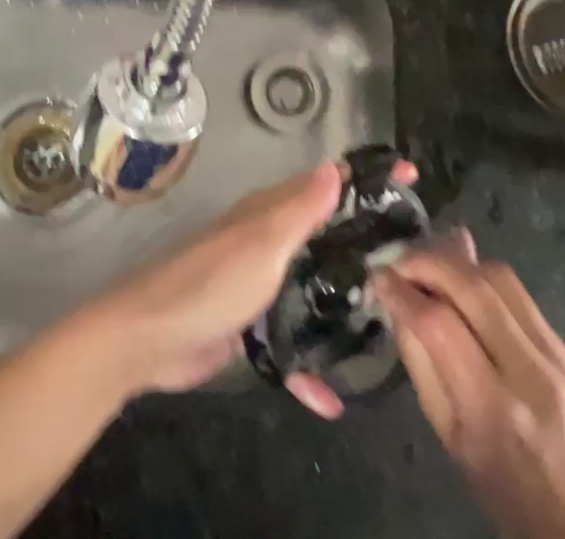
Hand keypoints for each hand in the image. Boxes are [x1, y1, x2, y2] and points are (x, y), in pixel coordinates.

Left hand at [82, 157, 414, 404]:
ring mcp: (258, 286)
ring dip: (344, 305)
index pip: (325, 184)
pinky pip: (290, 342)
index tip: (413, 179)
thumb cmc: (208, 285)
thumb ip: (298, 210)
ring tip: (392, 325)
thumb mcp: (261, 243)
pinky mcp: (249, 327)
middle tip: (417, 263)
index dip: (366, 178)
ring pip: (313, 289)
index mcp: (268, 214)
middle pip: (326, 235)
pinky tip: (330, 399)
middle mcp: (265, 242)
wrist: (148, 340)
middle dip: (367, 245)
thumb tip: (334, 166)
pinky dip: (308, 367)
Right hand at [373, 243, 564, 538]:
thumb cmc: (496, 480)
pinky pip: (514, 289)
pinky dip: (477, 275)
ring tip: (421, 267)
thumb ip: (421, 363)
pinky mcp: (560, 340)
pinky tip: (455, 282)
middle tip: (394, 262)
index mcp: (490, 406)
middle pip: (472, 288)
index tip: (376, 279)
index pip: (439, 326)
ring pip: (497, 278)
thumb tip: (397, 303)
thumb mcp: (444, 431)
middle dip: (425, 263)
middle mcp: (527, 370)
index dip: (402, 293)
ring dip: (452, 262)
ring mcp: (551, 351)